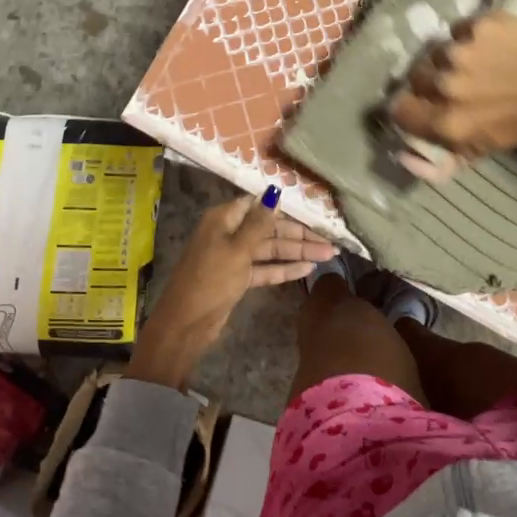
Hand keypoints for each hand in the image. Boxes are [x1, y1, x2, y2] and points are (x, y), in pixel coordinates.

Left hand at [126, 194, 335, 389]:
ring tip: (328, 255)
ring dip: (297, 252)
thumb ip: (259, 223)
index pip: (259, 205)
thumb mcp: (237, 249)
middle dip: (298, 235)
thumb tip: (274, 192)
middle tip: (330, 241)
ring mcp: (234, 257)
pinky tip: (308, 269)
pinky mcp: (238, 278)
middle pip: (269, 229)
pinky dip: (284, 269)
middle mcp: (229, 233)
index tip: (313, 211)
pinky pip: (265, 268)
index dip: (286, 208)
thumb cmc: (210, 280)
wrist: (186, 324)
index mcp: (224, 219)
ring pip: (270, 250)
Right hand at [389, 12, 516, 167]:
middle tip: (452, 82)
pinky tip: (487, 45)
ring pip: (437, 49)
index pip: (400, 109)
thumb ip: (438, 161)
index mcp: (445, 121)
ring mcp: (462, 51)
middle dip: (430, 80)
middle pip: (416, 76)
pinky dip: (469, 36)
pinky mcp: (478, 26)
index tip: (423, 103)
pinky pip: (459, 28)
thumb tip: (402, 156)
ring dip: (450, 56)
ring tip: (472, 61)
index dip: (411, 106)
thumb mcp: (479, 150)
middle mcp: (447, 85)